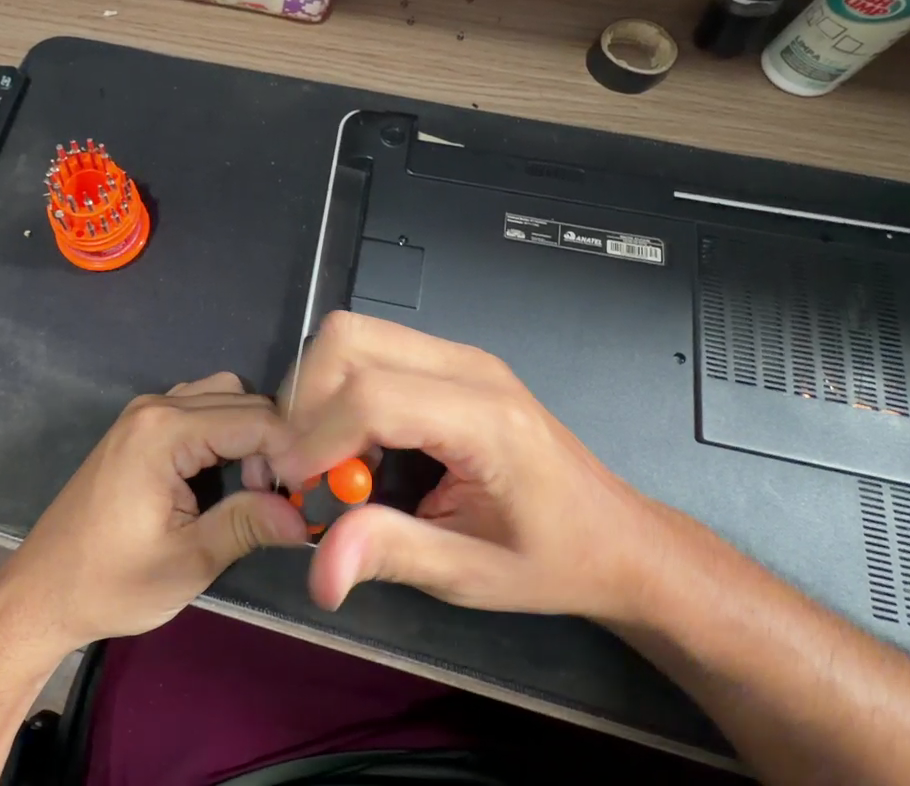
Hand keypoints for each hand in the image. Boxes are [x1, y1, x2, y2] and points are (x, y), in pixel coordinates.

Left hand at [0, 372, 307, 650]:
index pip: (256, 418)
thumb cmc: (110, 581)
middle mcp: (156, 407)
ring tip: (255, 490)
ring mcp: (145, 414)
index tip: (306, 497)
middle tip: (277, 500)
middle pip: (242, 399)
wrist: (43, 591)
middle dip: (273, 443)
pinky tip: (227, 478)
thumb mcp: (187, 561)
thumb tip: (305, 516)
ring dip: (250, 435)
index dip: (292, 453)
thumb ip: (247, 526)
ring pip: (223, 398)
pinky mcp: (141, 429)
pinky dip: (225, 434)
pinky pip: (199, 410)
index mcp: (164, 431)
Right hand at [268, 312, 674, 623]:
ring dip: (316, 390)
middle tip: (303, 463)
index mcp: (486, 420)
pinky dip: (337, 387)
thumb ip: (392, 555)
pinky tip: (353, 443)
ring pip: (350, 334)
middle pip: (349, 339)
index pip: (372, 396)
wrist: (616, 536)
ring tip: (325, 454)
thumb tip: (318, 570)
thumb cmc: (553, 559)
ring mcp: (458, 356)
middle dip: (305, 398)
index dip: (316, 436)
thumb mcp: (473, 574)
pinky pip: (367, 349)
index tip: (293, 484)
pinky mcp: (447, 360)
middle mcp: (468, 367)